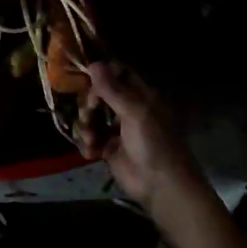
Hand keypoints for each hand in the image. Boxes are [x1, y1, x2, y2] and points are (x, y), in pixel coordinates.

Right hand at [76, 62, 205, 212]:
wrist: (159, 183)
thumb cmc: (153, 142)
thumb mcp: (135, 112)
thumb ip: (113, 89)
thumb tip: (93, 64)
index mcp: (142, 96)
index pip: (120, 75)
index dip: (103, 76)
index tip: (89, 82)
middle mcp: (130, 109)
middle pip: (101, 96)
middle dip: (90, 104)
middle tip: (89, 114)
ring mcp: (119, 130)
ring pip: (93, 117)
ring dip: (87, 126)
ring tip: (91, 139)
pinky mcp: (109, 149)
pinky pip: (91, 139)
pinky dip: (88, 144)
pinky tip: (91, 152)